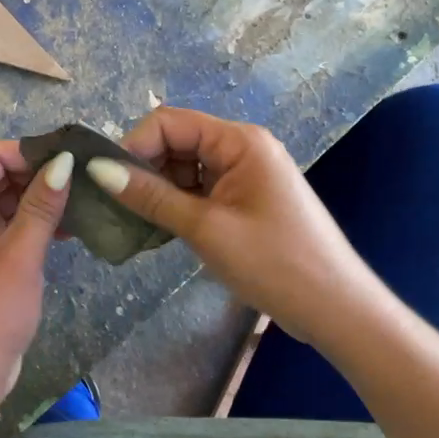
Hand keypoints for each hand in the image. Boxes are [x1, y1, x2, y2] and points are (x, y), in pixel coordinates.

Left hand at [0, 139, 71, 409]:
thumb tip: (62, 161)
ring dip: (40, 199)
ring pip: (7, 200)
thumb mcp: (20, 255)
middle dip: (37, 173)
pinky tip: (72, 228)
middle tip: (84, 178)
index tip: (67, 160)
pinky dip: (36, 222)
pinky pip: (10, 225)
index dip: (26, 152)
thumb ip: (40, 206)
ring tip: (84, 200)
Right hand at [86, 107, 383, 348]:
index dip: (134, 145)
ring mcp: (246, 174)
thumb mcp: (205, 229)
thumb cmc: (276, 265)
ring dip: (158, 189)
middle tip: (122, 204)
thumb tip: (97, 169)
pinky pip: (199, 187)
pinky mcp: (246, 199)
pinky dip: (176, 203)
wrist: (341, 315)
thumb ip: (149, 195)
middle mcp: (243, 147)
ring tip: (141, 221)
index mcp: (239, 141)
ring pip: (183, 166)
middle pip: (175, 141)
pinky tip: (164, 229)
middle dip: (145, 168)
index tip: (110, 181)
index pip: (168, 122)